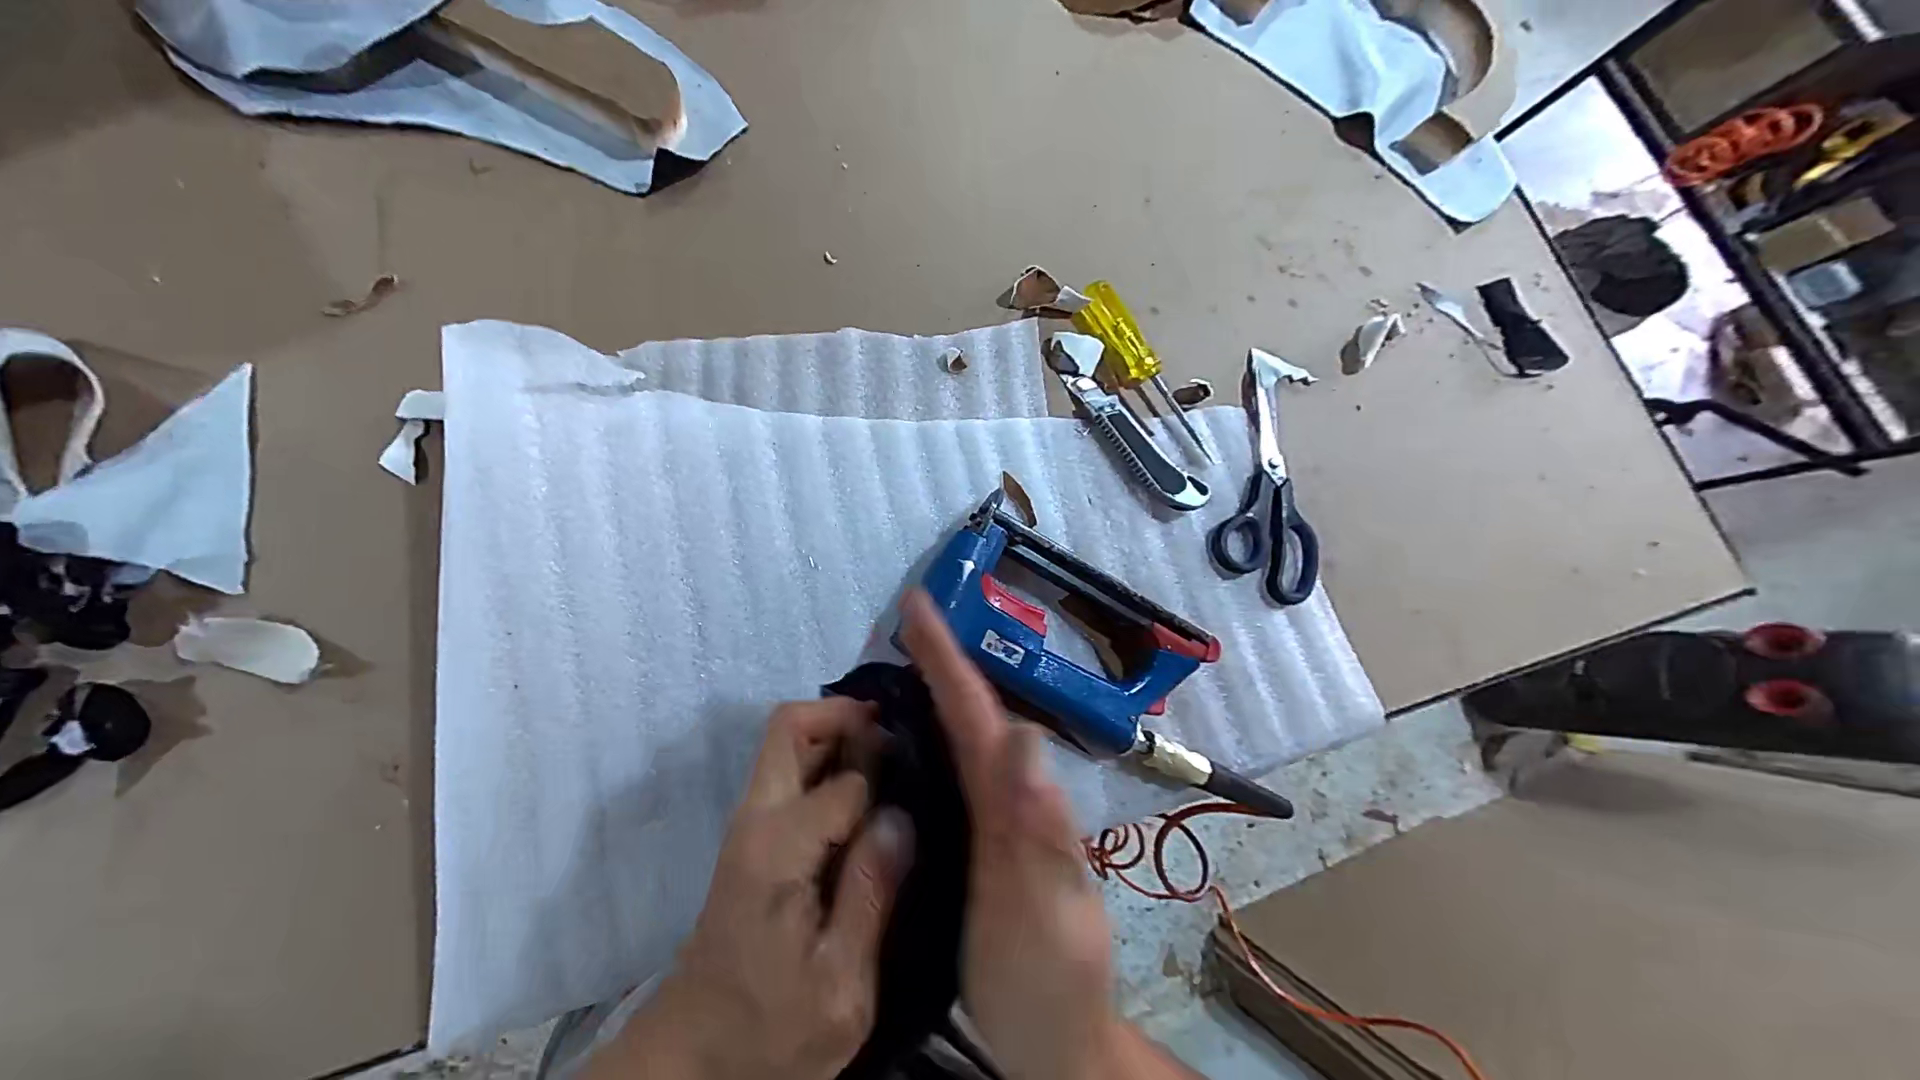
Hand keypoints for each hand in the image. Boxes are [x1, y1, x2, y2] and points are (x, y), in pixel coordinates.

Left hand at [593, 698, 913, 1079]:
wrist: (694, 1058)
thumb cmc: (769, 1032)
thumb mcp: (839, 987)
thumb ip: (871, 895)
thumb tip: (901, 816)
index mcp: (777, 849)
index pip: (845, 781)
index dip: (888, 779)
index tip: (926, 786)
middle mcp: (756, 819)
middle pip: (791, 726)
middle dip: (848, 716)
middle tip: (903, 741)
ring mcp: (750, 824)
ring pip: (788, 742)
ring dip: (839, 733)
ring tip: (896, 758)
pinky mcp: (756, 837)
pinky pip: (792, 770)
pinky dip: (830, 758)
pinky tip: (871, 791)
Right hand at [899, 589, 1120, 1079]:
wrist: (1055, 1038)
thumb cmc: (1048, 979)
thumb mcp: (1046, 911)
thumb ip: (1037, 831)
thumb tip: (1023, 734)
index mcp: (1018, 802)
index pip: (980, 716)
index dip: (949, 658)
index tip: (920, 606)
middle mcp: (1010, 797)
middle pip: (973, 715)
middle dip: (942, 663)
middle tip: (904, 622)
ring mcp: (997, 819)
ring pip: (965, 738)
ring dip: (938, 693)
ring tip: (900, 661)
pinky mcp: (980, 842)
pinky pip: (954, 772)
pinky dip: (934, 739)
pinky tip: (910, 737)